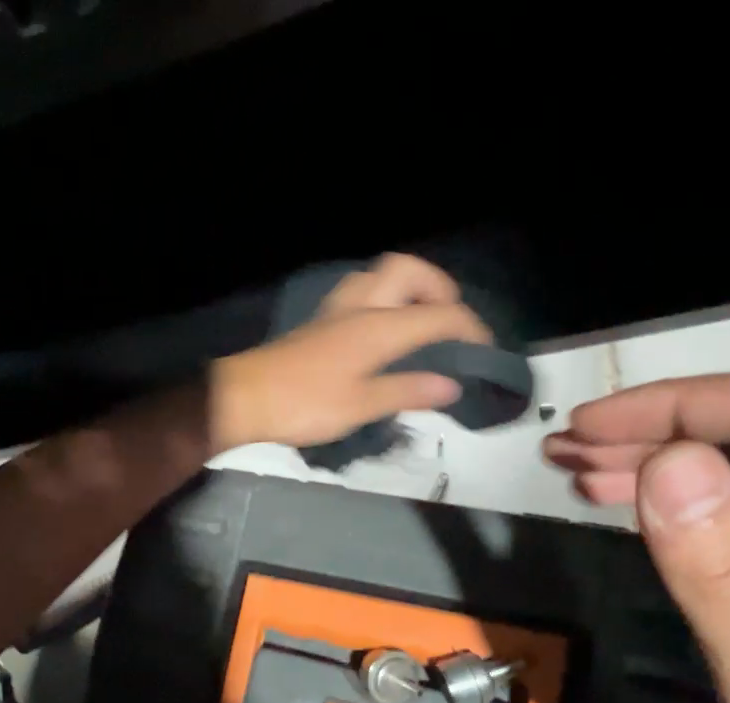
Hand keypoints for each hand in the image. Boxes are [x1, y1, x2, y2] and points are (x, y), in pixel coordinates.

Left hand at [208, 254, 491, 451]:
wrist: (242, 399)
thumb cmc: (302, 404)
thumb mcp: (360, 406)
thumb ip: (407, 391)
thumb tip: (452, 384)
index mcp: (378, 325)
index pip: (440, 314)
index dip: (471, 330)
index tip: (486, 354)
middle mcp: (359, 307)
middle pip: (406, 270)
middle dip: (437, 288)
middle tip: (448, 323)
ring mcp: (334, 313)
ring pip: (378, 277)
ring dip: (406, 291)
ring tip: (418, 325)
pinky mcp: (318, 325)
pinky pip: (359, 296)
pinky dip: (381, 304)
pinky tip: (382, 335)